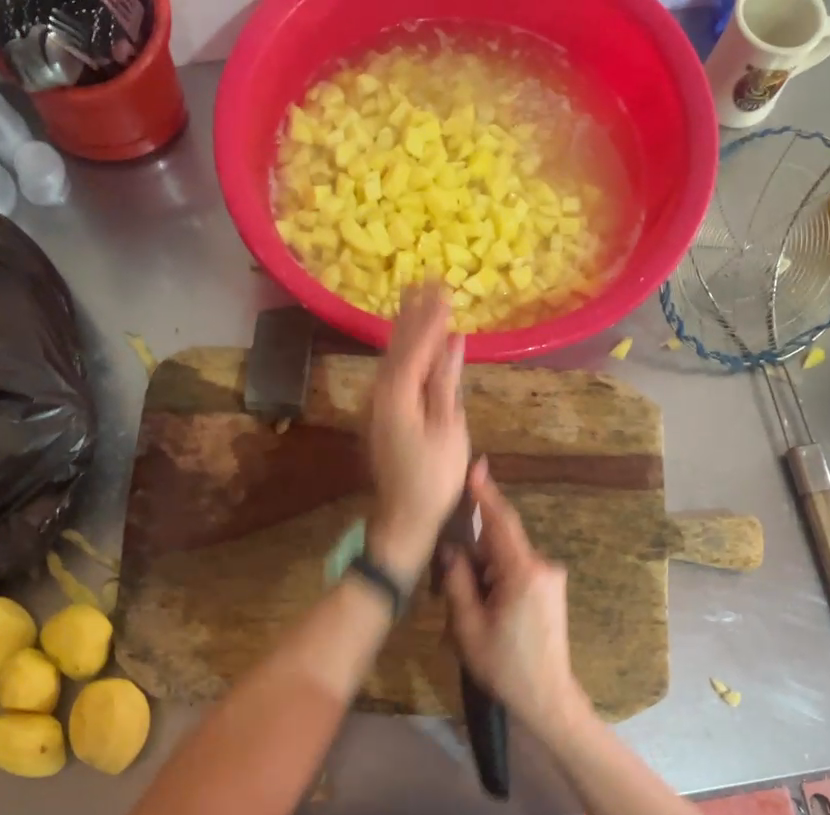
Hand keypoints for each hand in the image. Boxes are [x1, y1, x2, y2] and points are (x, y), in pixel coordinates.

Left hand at [365, 285, 468, 581]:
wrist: (404, 517)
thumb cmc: (434, 478)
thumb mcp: (449, 429)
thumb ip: (446, 382)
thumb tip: (453, 342)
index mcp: (397, 394)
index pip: (415, 345)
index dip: (430, 317)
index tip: (444, 288)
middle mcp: (379, 394)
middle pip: (398, 346)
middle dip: (414, 315)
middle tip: (426, 282)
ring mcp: (376, 406)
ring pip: (391, 359)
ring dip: (405, 330)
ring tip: (417, 301)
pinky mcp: (380, 418)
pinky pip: (391, 374)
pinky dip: (403, 354)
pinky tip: (411, 347)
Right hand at [442, 460, 582, 729]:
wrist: (547, 697)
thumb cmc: (505, 666)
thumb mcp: (468, 626)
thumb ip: (458, 581)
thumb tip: (450, 549)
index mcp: (523, 573)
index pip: (500, 523)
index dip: (485, 494)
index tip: (475, 466)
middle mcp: (542, 567)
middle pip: (501, 542)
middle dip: (474, 549)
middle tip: (449, 569)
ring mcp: (551, 579)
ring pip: (508, 558)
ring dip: (485, 569)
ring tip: (467, 602)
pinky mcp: (551, 591)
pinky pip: (518, 571)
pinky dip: (497, 578)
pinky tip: (483, 603)